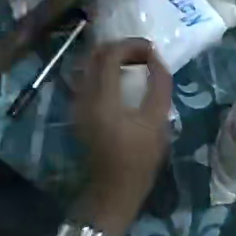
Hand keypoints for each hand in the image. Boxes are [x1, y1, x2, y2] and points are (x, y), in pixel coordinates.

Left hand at [73, 39, 172, 233]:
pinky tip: (121, 81)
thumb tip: (156, 58)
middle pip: (94, 55)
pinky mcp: (77, 112)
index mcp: (102, 98)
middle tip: (143, 54)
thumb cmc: (139, 158)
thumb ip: (159, 85)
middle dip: (120, 48)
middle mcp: (83, 96)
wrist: (113, 190)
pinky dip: (102, 71)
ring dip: (109, 58)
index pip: (110, 55)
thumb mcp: (157, 121)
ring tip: (134, 64)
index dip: (132, 45)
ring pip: (87, 65)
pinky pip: (86, 79)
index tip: (152, 50)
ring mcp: (76, 104)